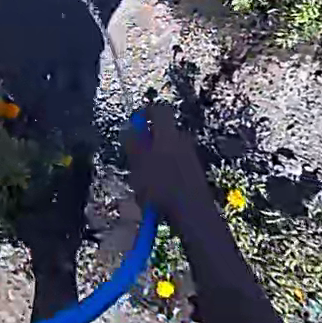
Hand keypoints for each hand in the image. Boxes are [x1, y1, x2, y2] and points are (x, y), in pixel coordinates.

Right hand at [125, 102, 217, 232]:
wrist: (192, 213)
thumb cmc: (162, 186)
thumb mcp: (138, 164)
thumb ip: (132, 143)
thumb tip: (128, 128)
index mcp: (168, 134)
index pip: (158, 110)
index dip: (145, 112)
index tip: (134, 122)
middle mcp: (182, 141)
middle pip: (162, 132)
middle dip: (146, 142)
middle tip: (133, 156)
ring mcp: (190, 156)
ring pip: (166, 151)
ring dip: (153, 161)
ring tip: (141, 181)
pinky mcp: (193, 172)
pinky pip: (174, 166)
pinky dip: (163, 173)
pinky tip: (154, 193)